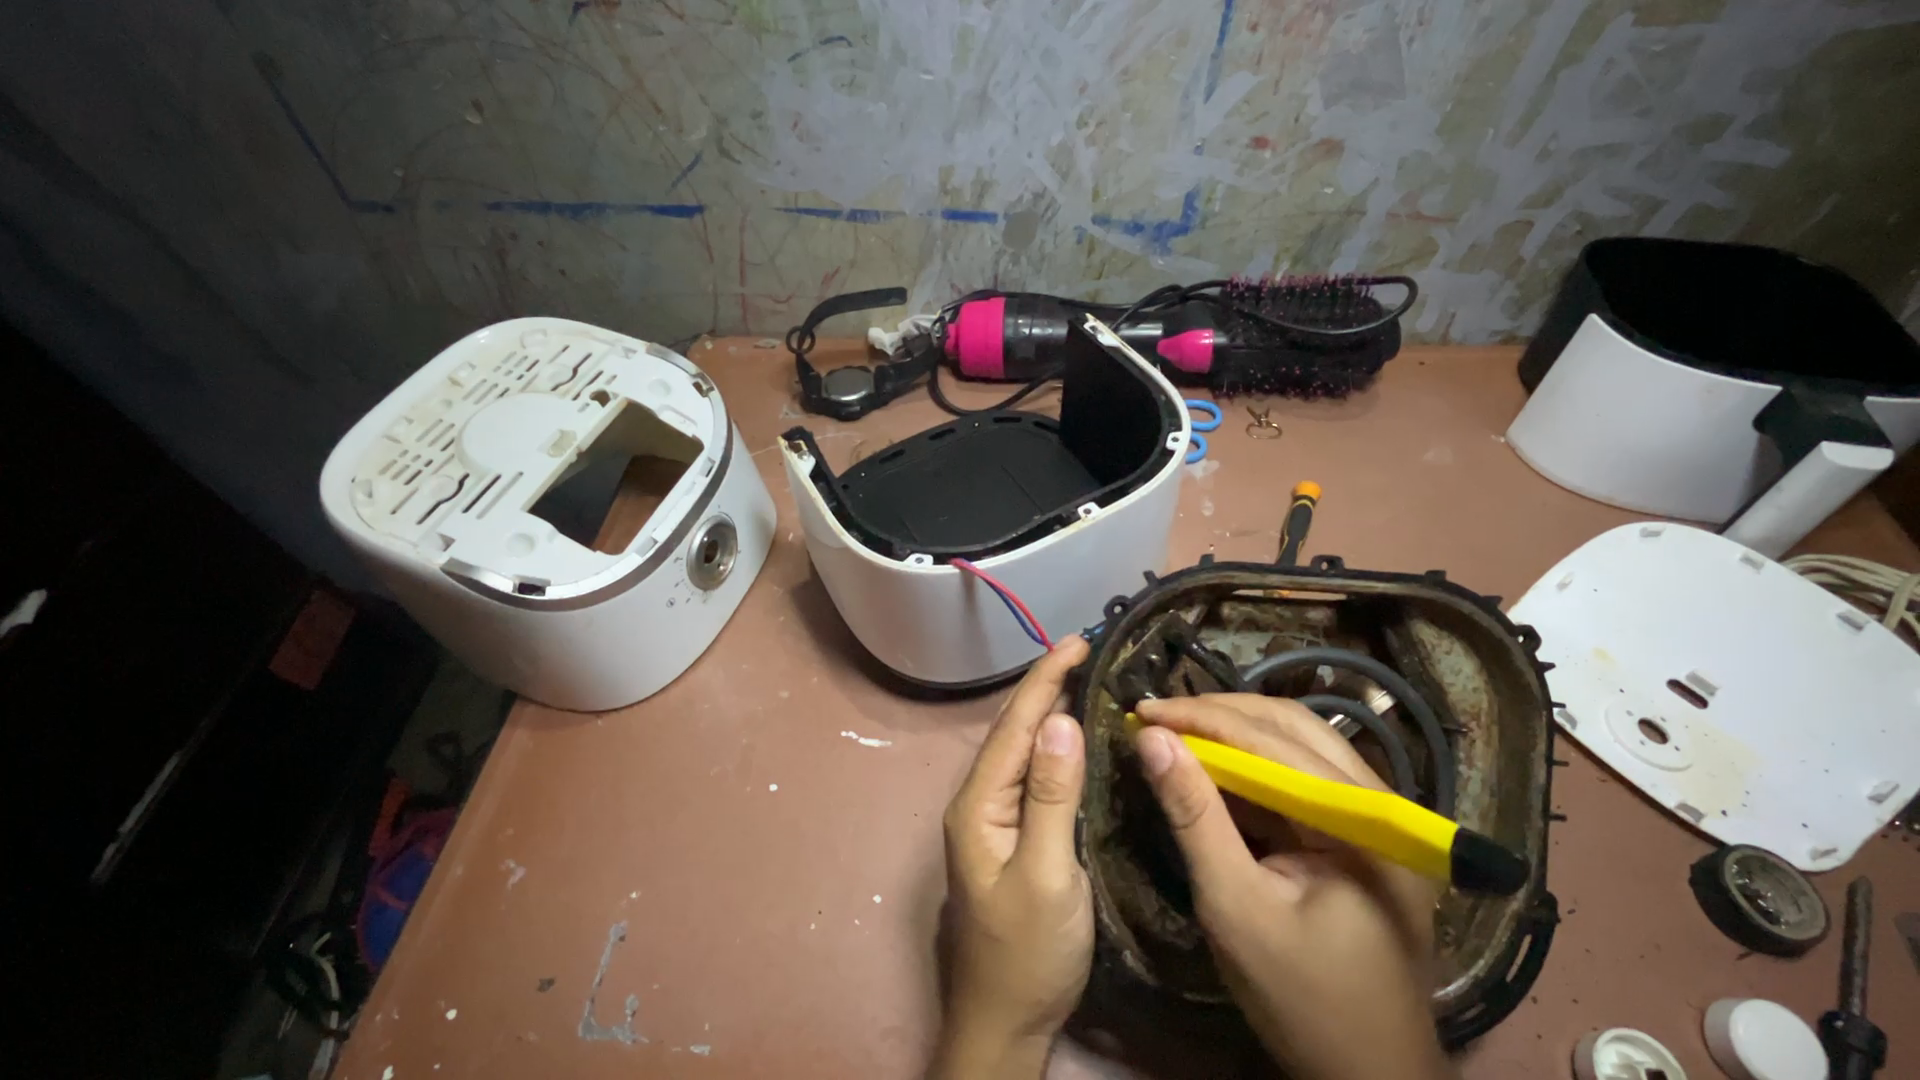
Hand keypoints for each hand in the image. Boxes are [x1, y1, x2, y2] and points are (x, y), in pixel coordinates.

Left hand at [931, 636, 1092, 1079]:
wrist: (1003, 1023)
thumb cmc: (1026, 953)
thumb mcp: (1046, 873)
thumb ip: (1050, 797)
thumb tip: (1060, 721)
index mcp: (978, 804)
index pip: (1014, 726)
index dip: (1045, 680)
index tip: (1078, 640)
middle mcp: (977, 804)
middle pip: (1013, 732)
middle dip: (1046, 687)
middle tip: (1087, 650)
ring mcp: (991, 823)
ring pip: (1020, 753)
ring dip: (1048, 713)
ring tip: (1083, 679)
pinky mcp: (1009, 839)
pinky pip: (1030, 778)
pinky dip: (1052, 748)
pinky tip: (1073, 740)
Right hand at [1132, 694, 1450, 1079]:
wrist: (1369, 1076)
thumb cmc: (1301, 999)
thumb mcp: (1234, 907)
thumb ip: (1194, 817)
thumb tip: (1152, 740)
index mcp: (1362, 822)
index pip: (1274, 741)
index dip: (1202, 717)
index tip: (1140, 708)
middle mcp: (1379, 806)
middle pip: (1294, 728)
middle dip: (1220, 714)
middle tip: (1156, 716)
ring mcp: (1372, 821)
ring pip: (1299, 746)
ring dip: (1236, 733)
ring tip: (1176, 731)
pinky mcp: (1356, 838)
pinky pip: (1300, 780)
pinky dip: (1252, 766)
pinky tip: (1212, 768)